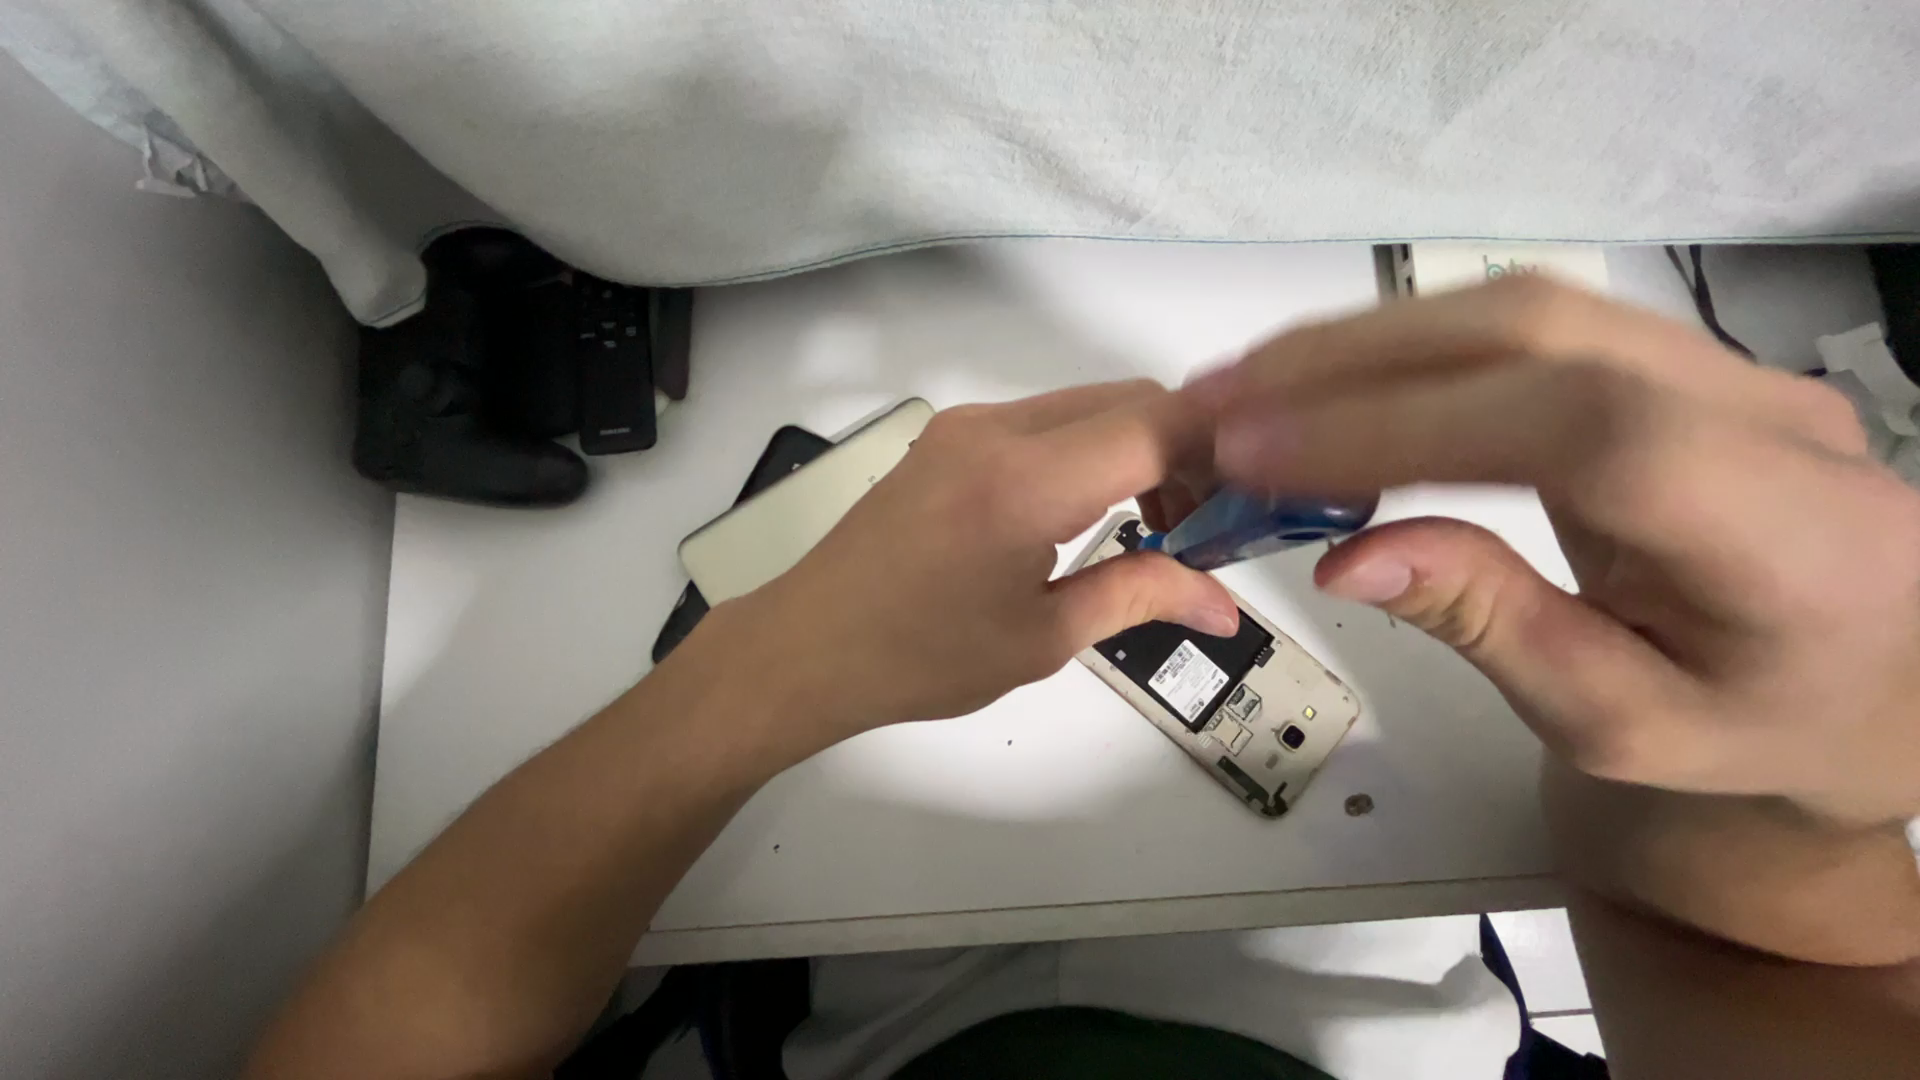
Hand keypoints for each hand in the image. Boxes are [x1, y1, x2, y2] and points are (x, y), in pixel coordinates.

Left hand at [724, 381, 1239, 741]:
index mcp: (1024, 481)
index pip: (1158, 424)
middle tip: (1198, 529)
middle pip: (1130, 400)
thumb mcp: (1042, 638)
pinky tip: (1085, 511)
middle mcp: (995, 428)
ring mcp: (965, 424)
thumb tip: (1224, 605)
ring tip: (1146, 528)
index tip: (1245, 505)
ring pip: (1088, 404)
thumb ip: (1139, 597)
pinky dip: (1088, 450)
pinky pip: (1044, 420)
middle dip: (1185, 451)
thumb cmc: (921, 658)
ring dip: (1137, 449)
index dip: (1222, 451)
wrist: (809, 646)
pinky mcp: (948, 435)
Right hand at [1179, 276, 1919, 826]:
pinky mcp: (1658, 362)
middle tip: (1220, 403)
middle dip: (1350, 361)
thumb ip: (1486, 625)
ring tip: (1245, 387)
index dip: (1404, 427)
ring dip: (1358, 342)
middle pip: (1534, 332)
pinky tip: (1320, 378)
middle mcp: (1761, 415)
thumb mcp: (1612, 720)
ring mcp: (1714, 369)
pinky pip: (1511, 326)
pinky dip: (1394, 345)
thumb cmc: (1738, 728)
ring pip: (1513, 308)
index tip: (1258, 456)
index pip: (1584, 432)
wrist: (1859, 678)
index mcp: (1786, 537)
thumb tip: (1344, 558)